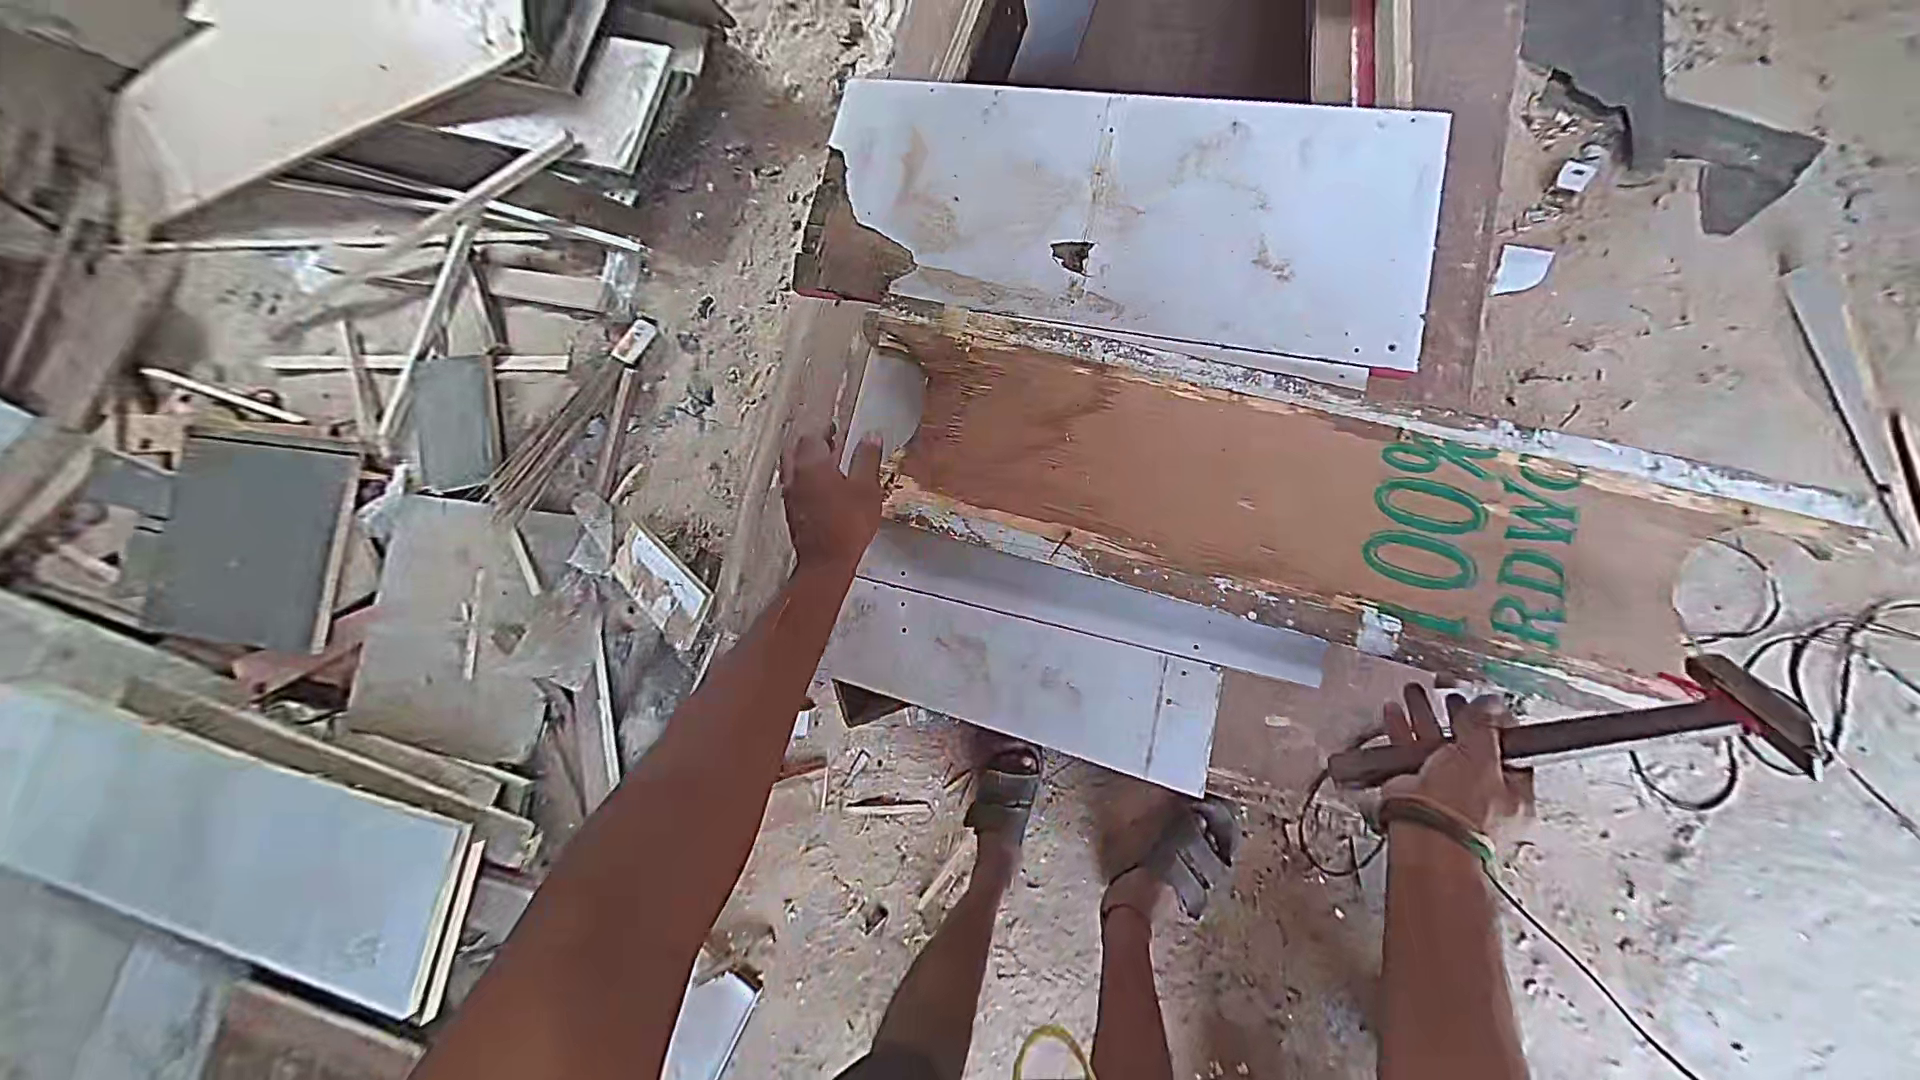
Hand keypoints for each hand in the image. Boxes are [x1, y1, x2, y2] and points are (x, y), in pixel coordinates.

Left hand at [782, 430, 882, 573]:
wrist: (826, 561)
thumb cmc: (847, 525)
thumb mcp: (867, 488)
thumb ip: (867, 458)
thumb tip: (871, 437)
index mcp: (812, 464)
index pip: (812, 436)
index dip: (825, 430)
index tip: (836, 428)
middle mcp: (795, 476)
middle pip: (796, 449)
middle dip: (812, 443)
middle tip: (829, 442)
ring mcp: (790, 495)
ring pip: (792, 467)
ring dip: (806, 461)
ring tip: (827, 464)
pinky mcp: (792, 512)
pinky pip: (794, 486)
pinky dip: (805, 479)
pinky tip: (821, 488)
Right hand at [1381, 685, 1530, 833]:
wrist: (1424, 829)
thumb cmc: (1462, 808)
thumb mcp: (1481, 758)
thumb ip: (1483, 728)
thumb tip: (1491, 704)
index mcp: (1511, 790)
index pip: (1506, 748)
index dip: (1492, 723)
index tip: (1479, 702)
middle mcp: (1478, 790)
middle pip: (1466, 743)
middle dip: (1453, 715)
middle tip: (1445, 695)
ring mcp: (1445, 787)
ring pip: (1434, 744)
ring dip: (1423, 716)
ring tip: (1413, 693)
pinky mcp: (1414, 785)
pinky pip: (1409, 751)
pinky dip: (1401, 730)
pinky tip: (1395, 714)